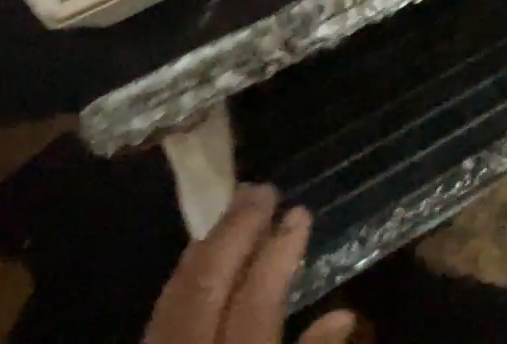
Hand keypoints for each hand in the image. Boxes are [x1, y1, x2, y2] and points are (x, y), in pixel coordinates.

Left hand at [144, 184, 355, 343]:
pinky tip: (202, 253)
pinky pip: (163, 306)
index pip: (256, 300)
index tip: (299, 211)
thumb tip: (344, 317)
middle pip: (207, 284)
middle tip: (264, 189)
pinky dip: (186, 273)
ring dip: (209, 244)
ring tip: (237, 208)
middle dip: (236, 231)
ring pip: (177, 291)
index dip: (278, 253)